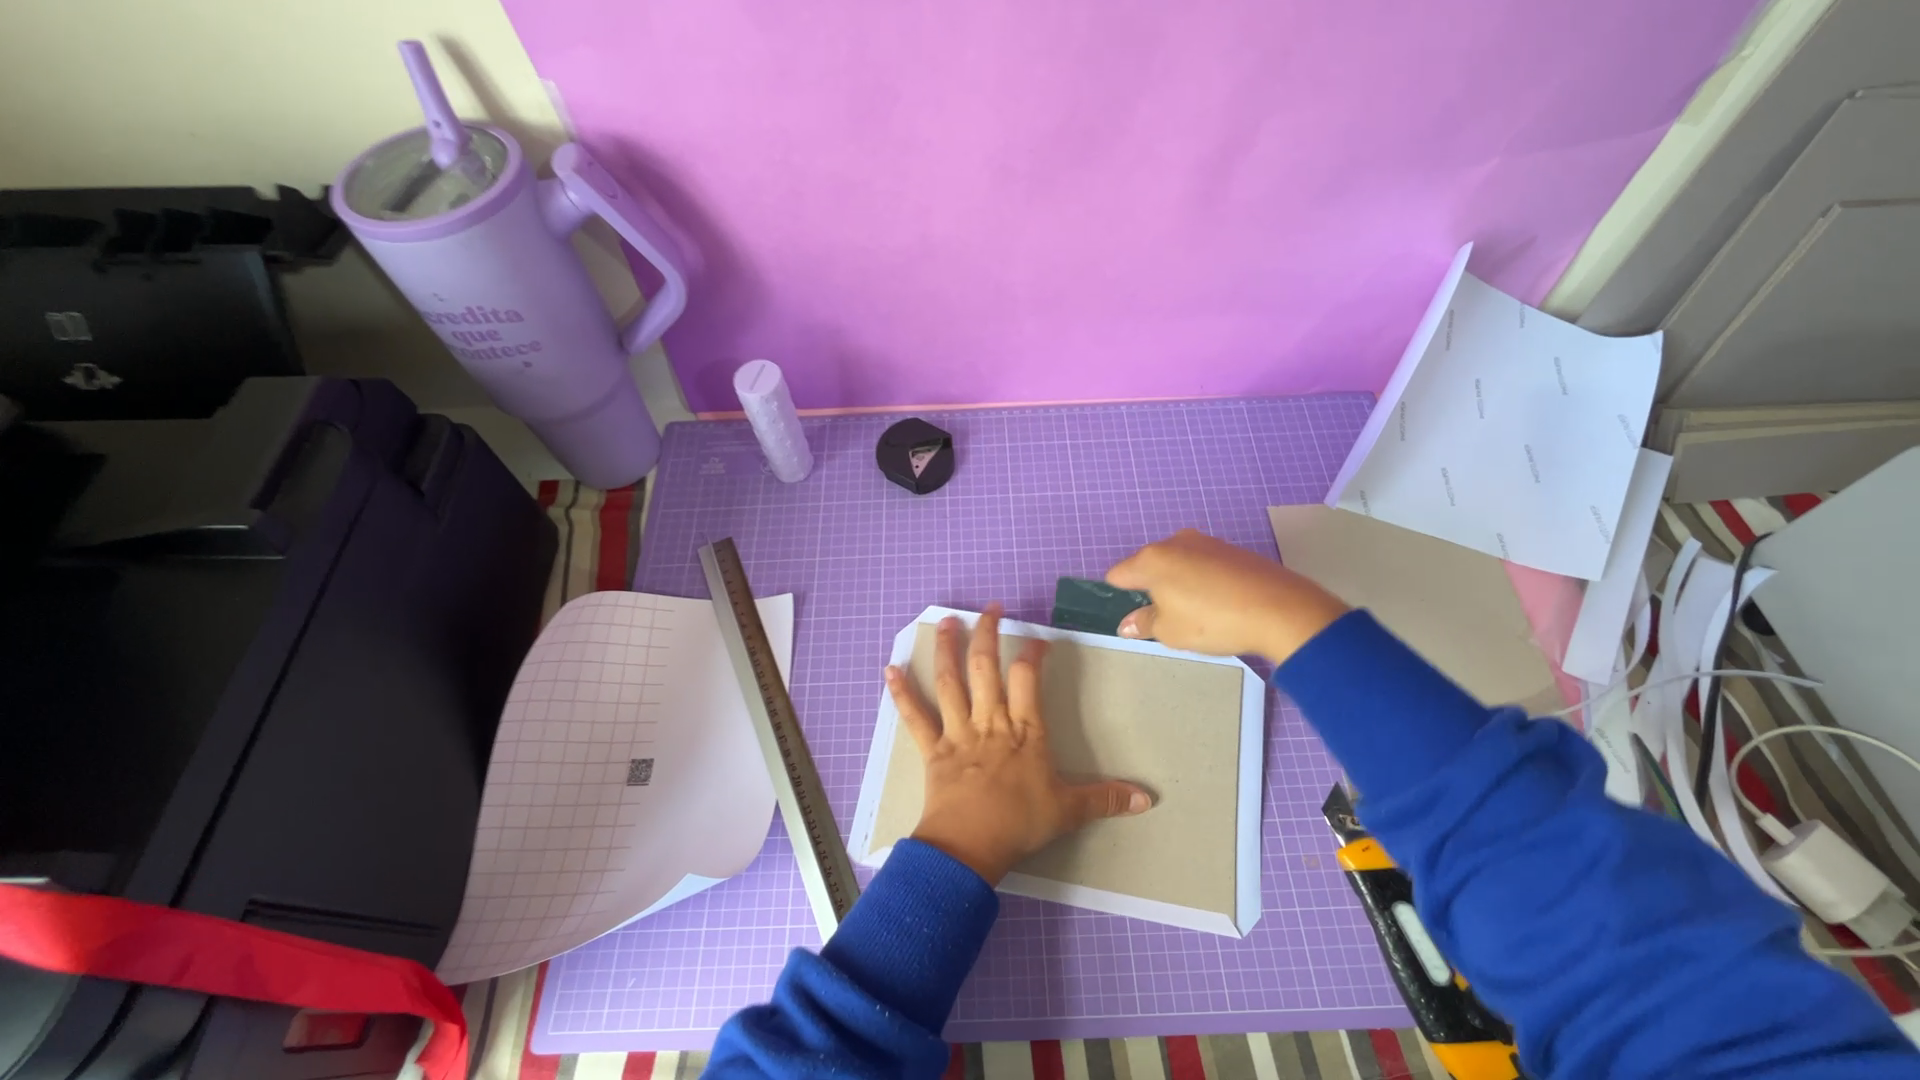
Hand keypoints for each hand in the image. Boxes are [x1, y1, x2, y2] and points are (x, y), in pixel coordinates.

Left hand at [885, 605, 1152, 884]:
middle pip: (986, 668)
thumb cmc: (1019, 823)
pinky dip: (902, 693)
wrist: (970, 847)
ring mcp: (958, 733)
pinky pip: (915, 717)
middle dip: (988, 634)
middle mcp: (990, 722)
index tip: (1039, 640)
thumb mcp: (1069, 810)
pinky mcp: (932, 750)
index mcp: (1024, 730)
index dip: (1033, 653)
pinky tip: (890, 669)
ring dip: (947, 650)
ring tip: (947, 621)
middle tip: (990, 608)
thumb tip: (1148, 800)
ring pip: (950, 682)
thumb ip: (1106, 799)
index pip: (1028, 678)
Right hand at [1106, 529, 1349, 663]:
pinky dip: (1203, 581)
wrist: (1280, 609)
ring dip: (1179, 584)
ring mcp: (1206, 542)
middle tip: (1165, 618)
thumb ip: (1144, 624)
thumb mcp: (1171, 631)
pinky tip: (1218, 603)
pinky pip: (1203, 564)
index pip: (1119, 573)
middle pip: (1149, 565)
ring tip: (1195, 613)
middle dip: (1151, 588)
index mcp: (1152, 559)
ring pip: (1178, 563)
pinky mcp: (1232, 550)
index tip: (1133, 614)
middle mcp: (1176, 543)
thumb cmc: (1213, 621)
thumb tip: (1126, 624)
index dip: (1119, 594)